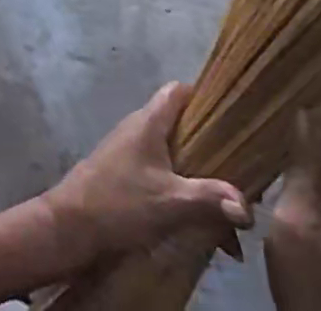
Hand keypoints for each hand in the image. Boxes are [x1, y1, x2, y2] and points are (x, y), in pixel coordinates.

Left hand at [38, 82, 252, 266]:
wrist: (72, 224)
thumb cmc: (119, 200)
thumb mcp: (170, 201)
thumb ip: (210, 198)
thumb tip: (248, 207)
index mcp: (148, 123)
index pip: (178, 92)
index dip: (206, 96)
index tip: (236, 115)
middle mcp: (140, 130)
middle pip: (183, 126)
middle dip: (215, 149)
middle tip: (248, 173)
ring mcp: (132, 152)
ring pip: (177, 156)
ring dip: (203, 180)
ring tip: (233, 210)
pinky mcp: (129, 175)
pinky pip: (165, 176)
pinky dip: (186, 195)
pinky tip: (208, 229)